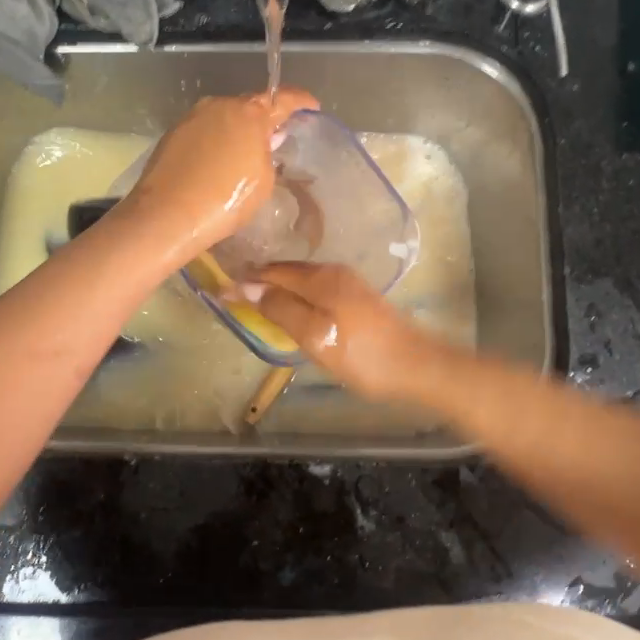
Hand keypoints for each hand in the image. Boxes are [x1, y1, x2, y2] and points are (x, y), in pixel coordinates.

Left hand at [116, 87, 319, 258]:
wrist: (167, 215)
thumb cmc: (225, 200)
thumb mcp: (262, 181)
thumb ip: (269, 153)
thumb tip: (268, 138)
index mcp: (249, 113)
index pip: (283, 97)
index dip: (301, 101)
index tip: (312, 107)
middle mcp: (219, 105)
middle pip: (250, 106)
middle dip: (265, 119)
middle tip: (275, 140)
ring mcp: (192, 117)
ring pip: (224, 118)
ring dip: (237, 130)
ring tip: (243, 156)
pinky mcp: (173, 133)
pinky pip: (204, 131)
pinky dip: (215, 141)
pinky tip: (216, 164)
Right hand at [242, 263, 447, 401]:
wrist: (418, 367)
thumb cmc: (363, 356)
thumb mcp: (315, 336)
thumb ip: (281, 309)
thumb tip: (246, 287)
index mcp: (321, 278)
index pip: (271, 271)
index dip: (244, 281)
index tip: (220, 293)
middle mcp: (334, 272)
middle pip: (287, 272)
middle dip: (259, 281)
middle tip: (233, 298)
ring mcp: (349, 284)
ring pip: (301, 280)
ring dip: (277, 289)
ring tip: (255, 305)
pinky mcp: (358, 298)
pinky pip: (315, 290)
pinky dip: (296, 297)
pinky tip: (291, 311)